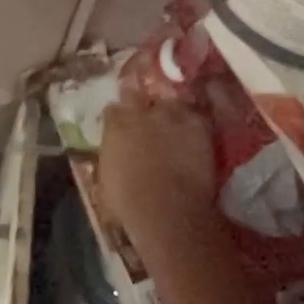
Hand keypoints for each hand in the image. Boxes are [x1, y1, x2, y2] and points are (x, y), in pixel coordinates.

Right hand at [99, 101, 216, 234]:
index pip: (112, 109)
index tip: (120, 126)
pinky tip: (197, 133)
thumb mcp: (106, 178)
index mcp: (115, 124)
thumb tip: (116, 155)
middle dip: (139, 103)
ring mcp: (171, 116)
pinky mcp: (197, 125)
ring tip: (174, 123)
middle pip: (137, 95)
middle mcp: (140, 112)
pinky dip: (195, 123)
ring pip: (170, 102)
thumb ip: (111, 157)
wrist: (166, 209)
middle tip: (144, 117)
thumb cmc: (127, 201)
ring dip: (170, 111)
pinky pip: (196, 116)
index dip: (117, 118)